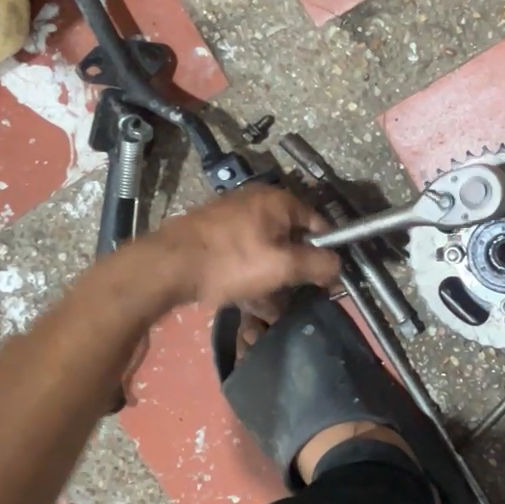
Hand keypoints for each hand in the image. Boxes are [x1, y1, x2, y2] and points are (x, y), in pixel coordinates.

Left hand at [154, 186, 339, 307]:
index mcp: (279, 201)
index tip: (327, 280)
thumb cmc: (231, 262)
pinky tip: (246, 296)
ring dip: (273, 275)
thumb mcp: (283, 267)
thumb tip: (339, 266)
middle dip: (297, 268)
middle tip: (296, 294)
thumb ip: (319, 265)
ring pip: (267, 248)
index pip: (320, 225)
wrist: (166, 267)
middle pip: (292, 237)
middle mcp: (257, 200)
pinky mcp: (213, 231)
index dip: (327, 253)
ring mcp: (232, 215)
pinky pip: (245, 253)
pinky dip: (251, 272)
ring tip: (269, 303)